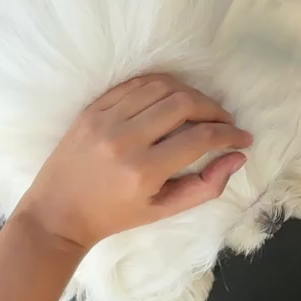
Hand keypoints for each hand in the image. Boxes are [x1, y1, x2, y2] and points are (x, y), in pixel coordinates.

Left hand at [12, 74, 251, 253]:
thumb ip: (205, 186)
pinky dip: (161, 86)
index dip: (229, 135)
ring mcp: (104, 119)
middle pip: (183, 103)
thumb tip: (238, 158)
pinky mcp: (92, 108)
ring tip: (202, 109)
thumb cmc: (113, 217)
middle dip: (214, 109)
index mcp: (143, 171)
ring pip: (160, 86)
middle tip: (225, 121)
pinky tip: (173, 98)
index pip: (200, 139)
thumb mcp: (163, 210)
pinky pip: (134, 84)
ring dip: (189, 93)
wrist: (57, 213)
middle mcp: (124, 139)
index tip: (243, 138)